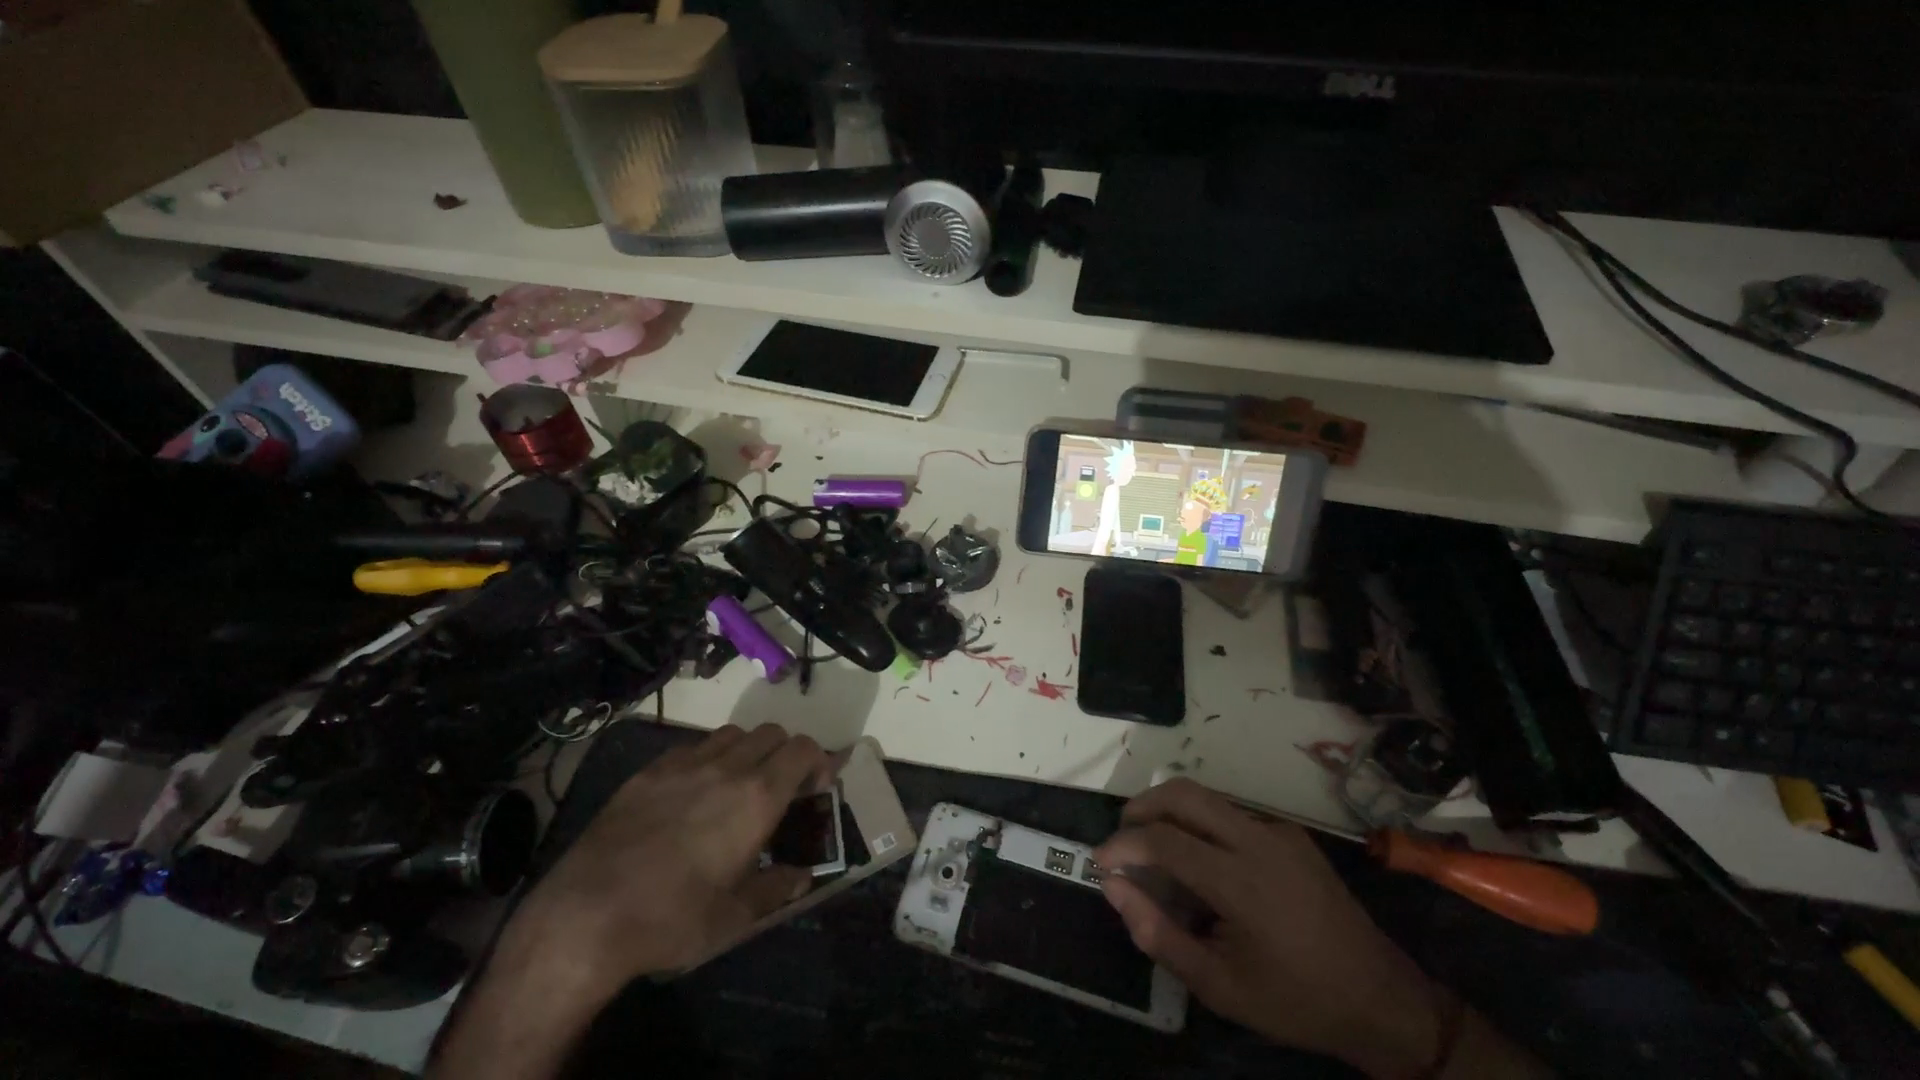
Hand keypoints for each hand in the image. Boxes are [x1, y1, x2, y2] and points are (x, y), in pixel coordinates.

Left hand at [430, 725, 830, 1079]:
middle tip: (782, 790)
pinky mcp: (646, 773)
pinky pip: (691, 747)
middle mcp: (725, 768)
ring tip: (738, 787)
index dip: (819, 761)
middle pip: (771, 733)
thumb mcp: (736, 917)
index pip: (803, 749)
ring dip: (748, 750)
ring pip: (731, 734)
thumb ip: (776, 889)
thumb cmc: (673, 919)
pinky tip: (693, 793)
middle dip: (786, 753)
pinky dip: (707, 758)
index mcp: (756, 798)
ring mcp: (681, 765)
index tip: (817, 788)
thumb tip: (800, 876)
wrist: (587, 915)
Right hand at [1094, 779, 1445, 1078]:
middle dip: (1142, 808)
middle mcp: (1261, 841)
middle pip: (1184, 794)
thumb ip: (1158, 934)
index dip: (1123, 845)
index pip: (1165, 839)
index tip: (1099, 863)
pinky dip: (1201, 827)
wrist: (1379, 999)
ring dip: (1170, 814)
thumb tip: (1114, 886)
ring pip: (1208, 799)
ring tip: (1153, 854)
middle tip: (1121, 839)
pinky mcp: (1293, 837)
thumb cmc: (1293, 1000)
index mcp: (1242, 881)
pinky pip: (1233, 816)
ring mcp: (1281, 833)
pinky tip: (1200, 867)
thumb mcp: (1217, 986)